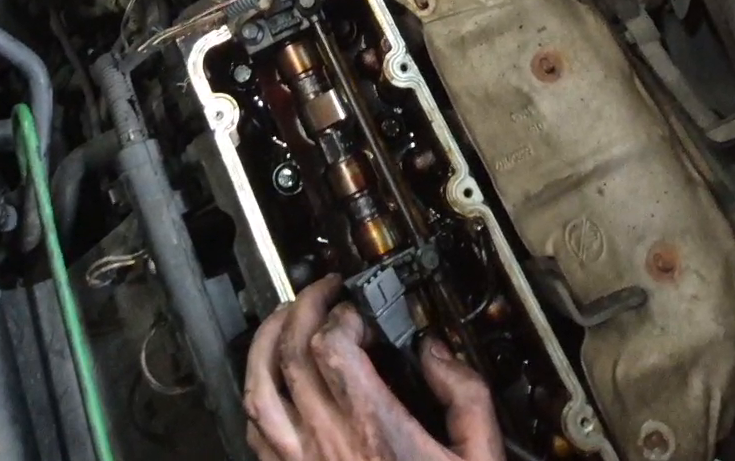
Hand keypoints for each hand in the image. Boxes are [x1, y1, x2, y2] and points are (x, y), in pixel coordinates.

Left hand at [243, 275, 502, 460]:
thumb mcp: (480, 459)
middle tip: (323, 290)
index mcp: (372, 429)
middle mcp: (326, 442)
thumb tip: (435, 350)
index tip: (361, 313)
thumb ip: (465, 396)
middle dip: (302, 307)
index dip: (342, 315)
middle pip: (290, 354)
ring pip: (258, 388)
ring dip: (266, 341)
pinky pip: (254, 430)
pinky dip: (257, 392)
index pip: (331, 348)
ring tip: (285, 315)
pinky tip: (273, 378)